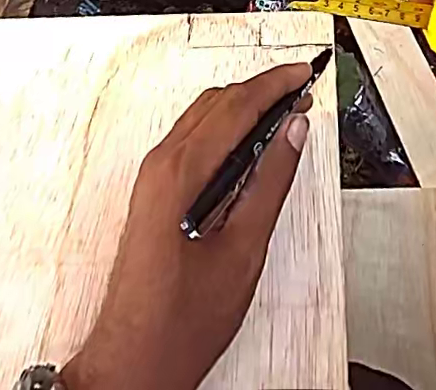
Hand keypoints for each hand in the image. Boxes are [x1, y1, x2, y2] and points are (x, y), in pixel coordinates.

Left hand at [63, 63, 313, 389]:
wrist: (132, 361)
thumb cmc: (180, 320)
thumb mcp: (243, 250)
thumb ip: (270, 182)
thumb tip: (291, 133)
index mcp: (179, 172)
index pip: (236, 105)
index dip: (274, 83)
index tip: (302, 73)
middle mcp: (161, 163)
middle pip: (218, 103)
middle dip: (262, 90)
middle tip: (300, 91)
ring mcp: (155, 174)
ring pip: (204, 115)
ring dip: (245, 106)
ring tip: (284, 112)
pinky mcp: (157, 187)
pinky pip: (194, 137)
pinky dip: (227, 128)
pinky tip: (252, 142)